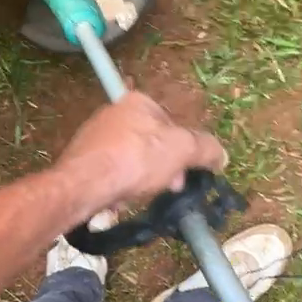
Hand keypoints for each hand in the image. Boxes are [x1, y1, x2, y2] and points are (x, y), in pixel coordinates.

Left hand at [53, 93, 226, 209]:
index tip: (185, 172)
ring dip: (142, 181)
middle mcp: (113, 113)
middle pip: (152, 144)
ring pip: (132, 161)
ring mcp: (94, 137)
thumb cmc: (135, 158)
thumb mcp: (182, 149)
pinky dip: (118, 187)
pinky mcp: (82, 160)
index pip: (172, 123)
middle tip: (168, 187)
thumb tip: (220, 155)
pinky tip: (119, 200)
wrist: (82, 184)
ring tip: (140, 196)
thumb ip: (205, 148)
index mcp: (137, 101)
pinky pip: (111, 174)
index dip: (183, 149)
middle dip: (164, 168)